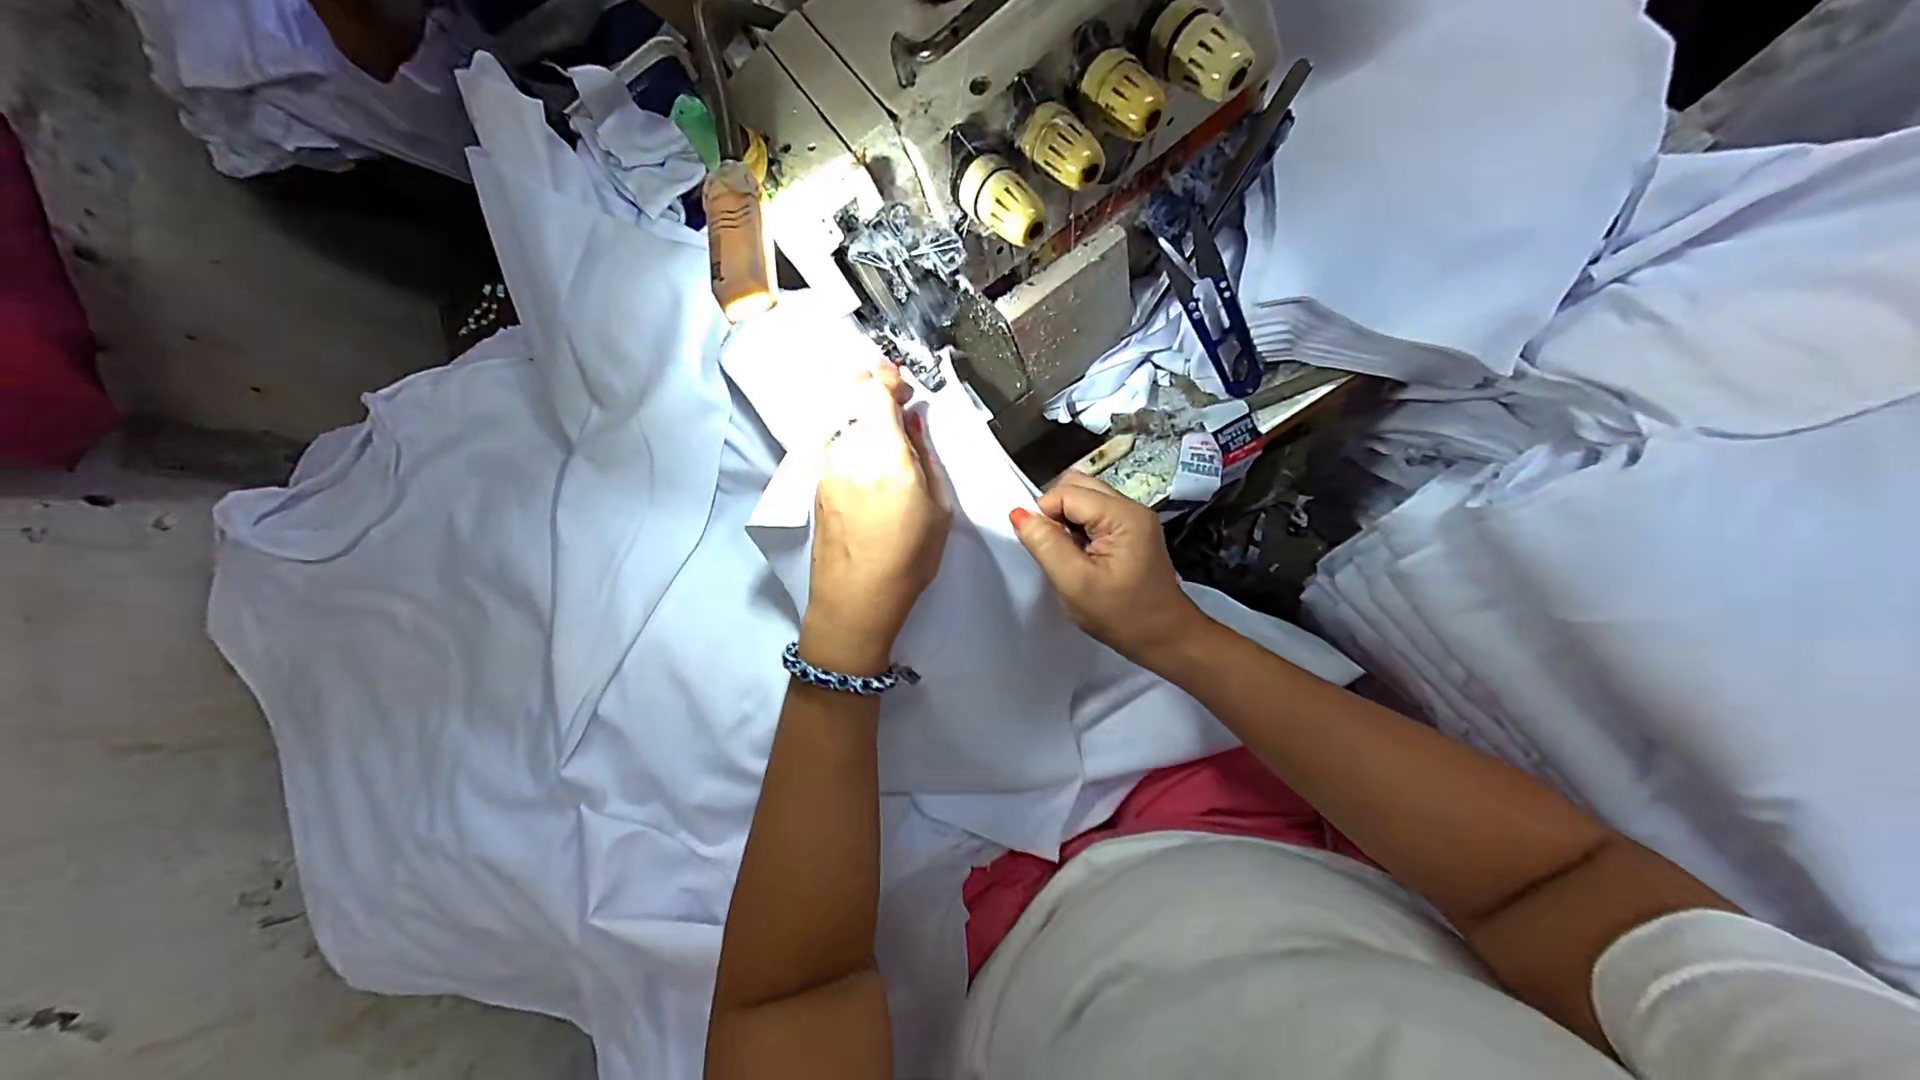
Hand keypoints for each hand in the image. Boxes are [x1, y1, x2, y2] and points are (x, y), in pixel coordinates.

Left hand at [802, 366, 951, 675]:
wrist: (853, 602)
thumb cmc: (906, 561)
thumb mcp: (939, 510)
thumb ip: (926, 457)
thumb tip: (913, 424)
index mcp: (885, 458)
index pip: (872, 391)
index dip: (886, 378)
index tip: (901, 385)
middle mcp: (847, 454)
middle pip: (850, 398)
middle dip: (873, 390)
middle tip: (897, 401)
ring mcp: (825, 468)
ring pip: (839, 420)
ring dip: (860, 416)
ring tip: (884, 435)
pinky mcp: (815, 483)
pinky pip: (832, 443)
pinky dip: (848, 436)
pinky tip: (866, 457)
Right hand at [1010, 472, 1209, 668]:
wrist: (1165, 639)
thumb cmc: (1123, 616)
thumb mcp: (1074, 583)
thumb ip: (1044, 544)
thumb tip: (1019, 514)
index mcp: (1123, 515)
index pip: (1066, 493)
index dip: (1044, 515)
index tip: (1043, 548)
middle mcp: (1131, 508)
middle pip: (1077, 487)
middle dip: (1054, 513)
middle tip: (1054, 550)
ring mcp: (1133, 519)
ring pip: (1084, 499)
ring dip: (1066, 522)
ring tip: (1069, 556)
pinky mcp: (1131, 531)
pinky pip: (1094, 515)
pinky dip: (1078, 530)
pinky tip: (1080, 557)